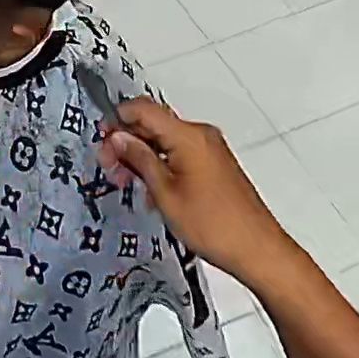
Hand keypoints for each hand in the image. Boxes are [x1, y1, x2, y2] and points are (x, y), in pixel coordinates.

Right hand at [98, 98, 299, 285]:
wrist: (256, 248)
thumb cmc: (216, 226)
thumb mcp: (165, 194)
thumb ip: (139, 160)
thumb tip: (118, 137)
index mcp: (188, 136)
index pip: (144, 109)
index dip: (118, 120)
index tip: (102, 139)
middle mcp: (200, 134)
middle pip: (154, 123)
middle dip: (127, 140)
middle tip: (109, 166)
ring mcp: (209, 147)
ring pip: (165, 138)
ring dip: (142, 154)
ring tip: (126, 181)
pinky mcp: (213, 162)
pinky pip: (180, 151)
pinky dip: (161, 162)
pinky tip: (149, 188)